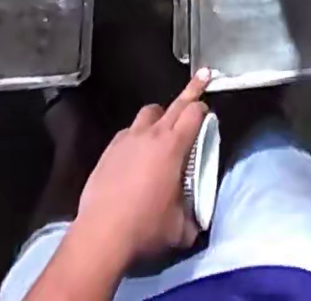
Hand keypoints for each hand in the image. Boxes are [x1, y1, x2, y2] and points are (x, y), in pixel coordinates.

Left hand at [71, 71, 212, 267]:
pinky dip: (138, 136)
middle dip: (192, 89)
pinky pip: (129, 132)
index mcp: (173, 146)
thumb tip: (196, 220)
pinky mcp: (110, 149)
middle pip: (176, 103)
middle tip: (203, 77)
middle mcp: (151, 134)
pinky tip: (137, 154)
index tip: (208, 110)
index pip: (194, 113)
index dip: (204, 109)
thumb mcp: (179, 227)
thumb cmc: (145, 228)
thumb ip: (192, 217)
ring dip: (161, 115)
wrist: (102, 234)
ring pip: (149, 112)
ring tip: (164, 127)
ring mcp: (128, 139)